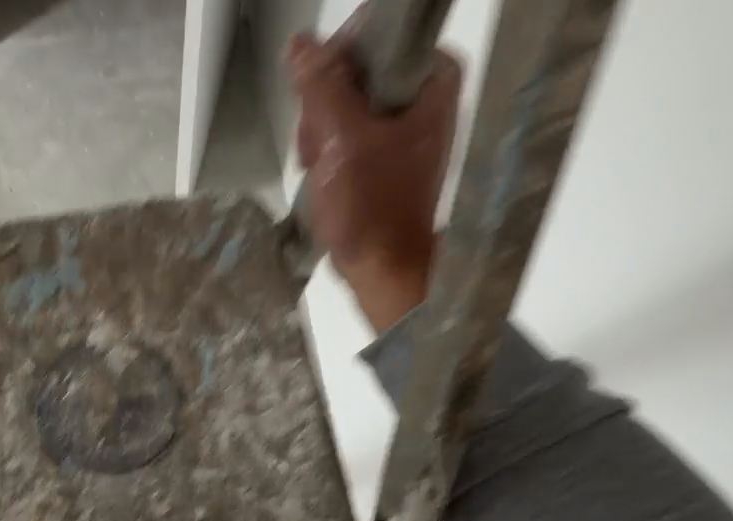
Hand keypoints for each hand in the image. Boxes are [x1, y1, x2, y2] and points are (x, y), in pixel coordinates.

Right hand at [288, 25, 463, 330]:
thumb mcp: (343, 141)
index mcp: (432, 78)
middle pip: (354, 71)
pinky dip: (326, 151)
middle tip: (319, 146)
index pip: (375, 37)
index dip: (336, 63)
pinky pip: (344, 132)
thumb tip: (300, 43)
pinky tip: (322, 175)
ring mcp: (402, 126)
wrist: (383, 270)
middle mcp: (423, 94)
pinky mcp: (384, 153)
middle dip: (324, 109)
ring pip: (342, 103)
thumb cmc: (371, 209)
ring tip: (319, 168)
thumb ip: (321, 87)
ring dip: (319, 134)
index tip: (319, 100)